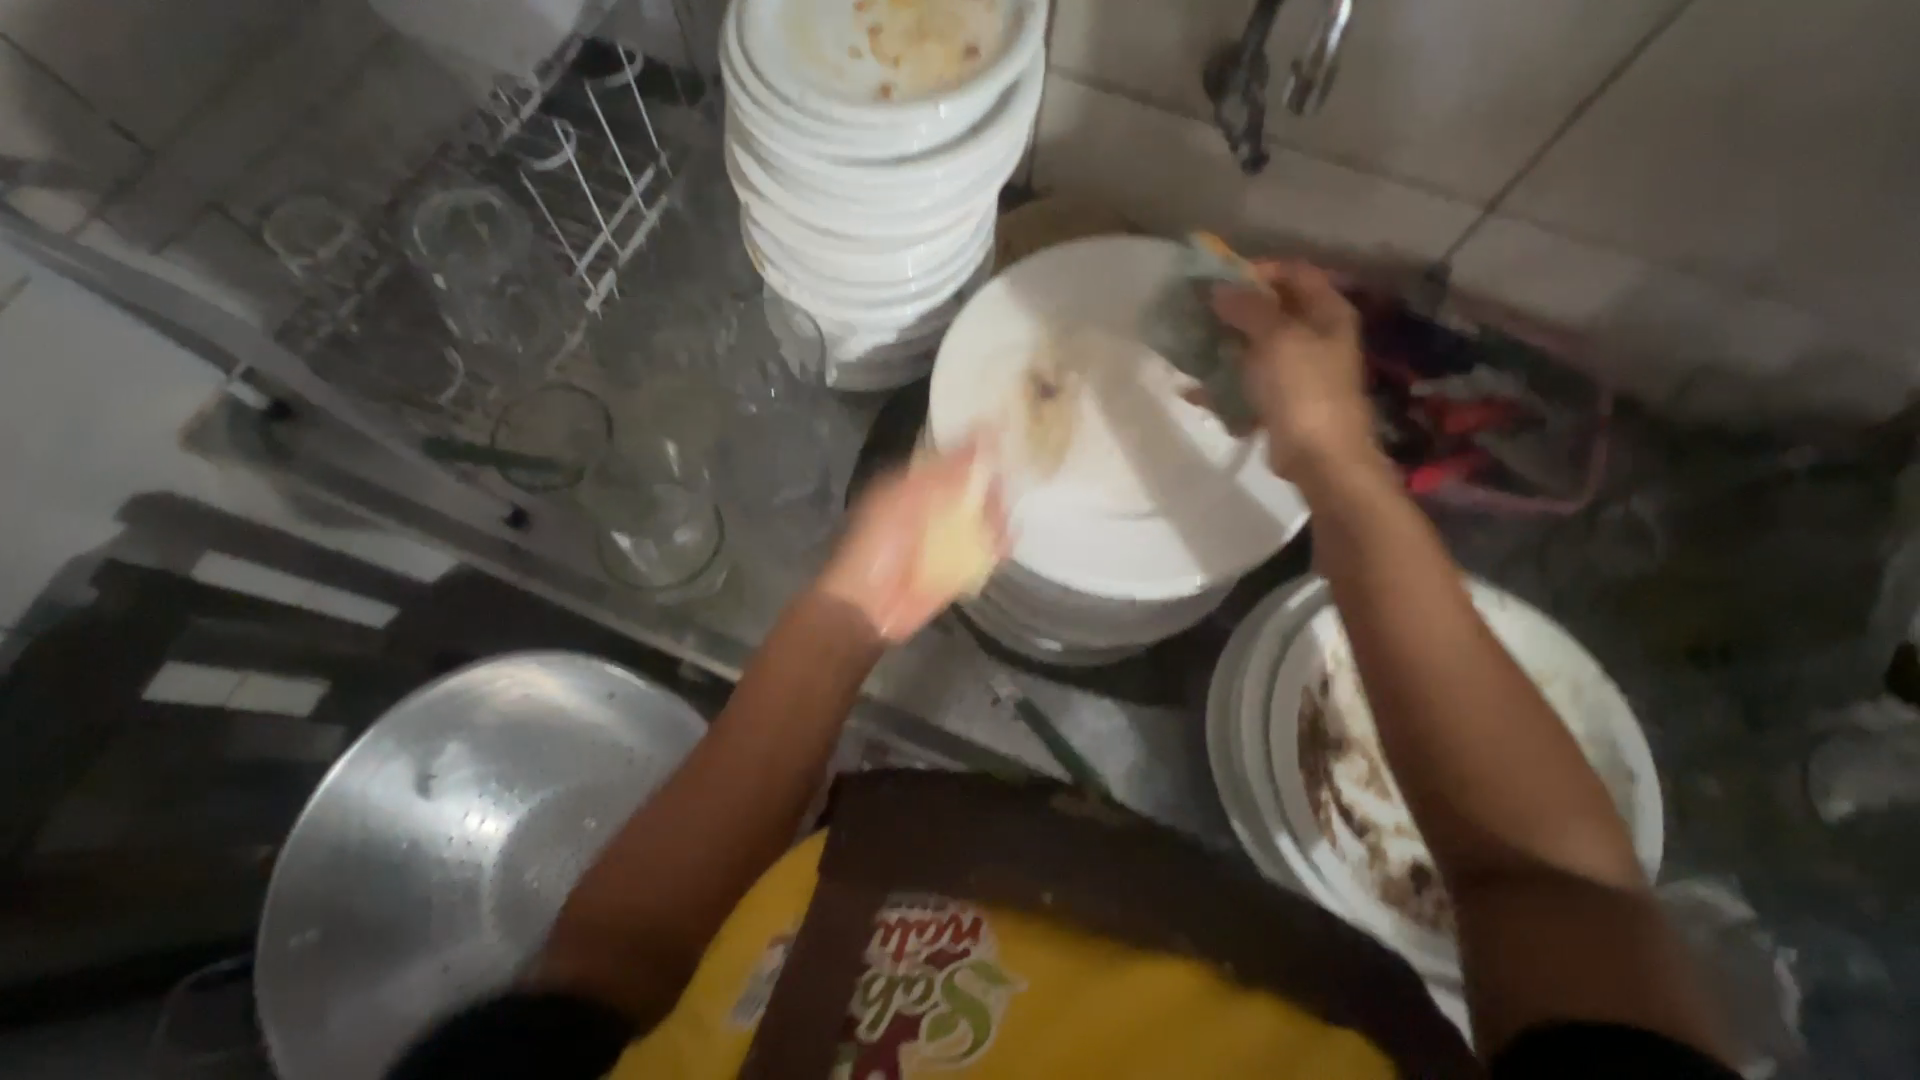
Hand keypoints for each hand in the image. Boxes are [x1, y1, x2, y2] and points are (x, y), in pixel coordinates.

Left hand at [813, 442, 1007, 644]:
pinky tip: (1007, 538)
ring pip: (985, 518)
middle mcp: (934, 508)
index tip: (1002, 435)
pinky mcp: (961, 567)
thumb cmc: (877, 547)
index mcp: (915, 486)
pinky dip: (1000, 544)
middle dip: (991, 484)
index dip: (977, 449)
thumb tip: (980, 436)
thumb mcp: (903, 499)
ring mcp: (948, 539)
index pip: (953, 459)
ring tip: (1004, 513)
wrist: (865, 606)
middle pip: (974, 488)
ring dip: (997, 514)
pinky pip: (988, 551)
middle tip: (1005, 482)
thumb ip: (942, 472)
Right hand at [1211, 259, 1379, 483]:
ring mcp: (1300, 372)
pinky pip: (1248, 385)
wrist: (1321, 457)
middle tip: (1197, 313)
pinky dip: (1222, 387)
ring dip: (1222, 348)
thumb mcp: (1275, 338)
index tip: (1219, 280)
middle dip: (1232, 311)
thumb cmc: (1303, 388)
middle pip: (1271, 310)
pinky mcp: (1282, 402)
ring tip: (1188, 349)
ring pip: (1255, 349)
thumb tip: (1220, 289)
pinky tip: (1193, 392)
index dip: (1257, 270)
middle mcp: (1317, 336)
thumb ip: (1247, 308)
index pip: (1293, 272)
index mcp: (1327, 312)